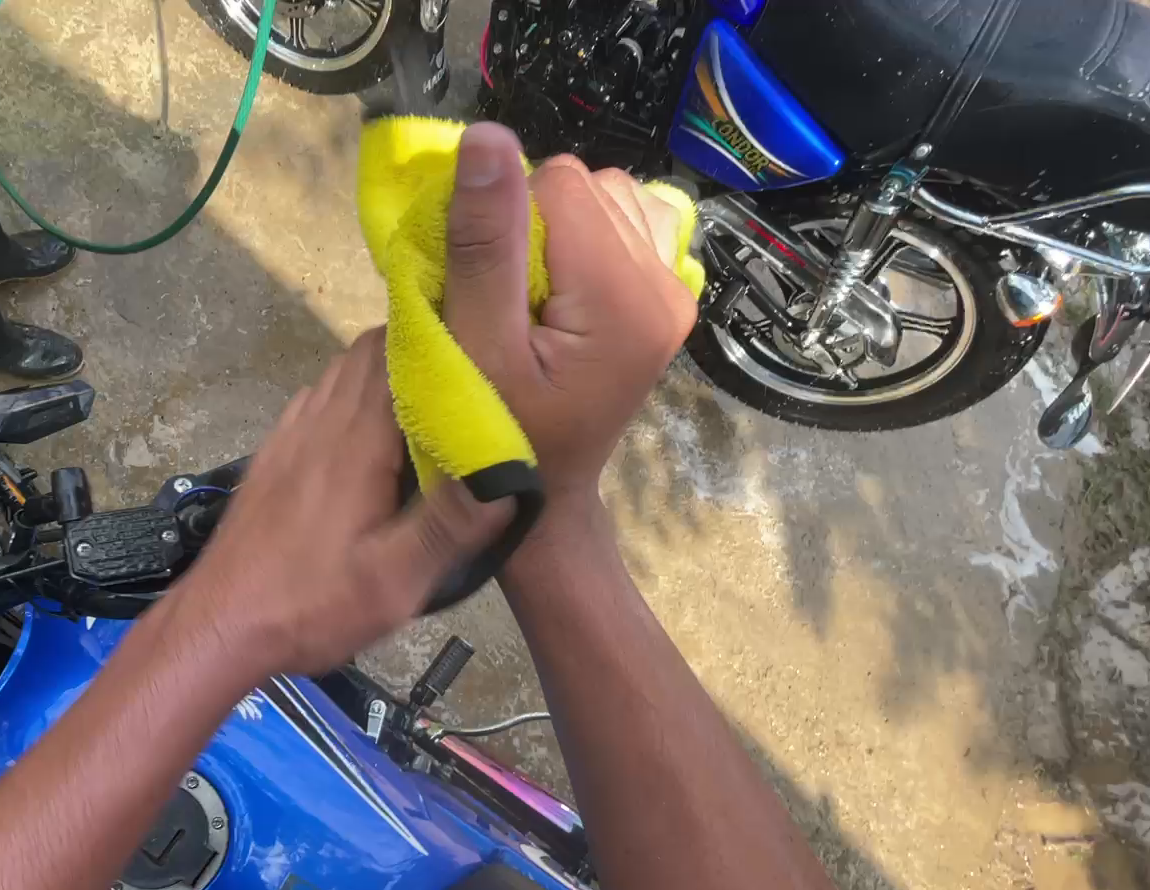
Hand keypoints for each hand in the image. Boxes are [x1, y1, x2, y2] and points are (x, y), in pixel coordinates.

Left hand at [168, 332, 510, 674]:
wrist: (220, 624)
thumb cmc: (310, 605)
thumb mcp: (393, 581)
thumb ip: (449, 525)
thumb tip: (507, 476)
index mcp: (354, 442)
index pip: (394, 352)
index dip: (437, 340)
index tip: (477, 348)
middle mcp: (317, 423)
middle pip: (365, 353)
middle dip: (414, 353)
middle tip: (459, 381)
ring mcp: (287, 437)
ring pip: (337, 375)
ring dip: (379, 376)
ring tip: (421, 407)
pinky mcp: (270, 459)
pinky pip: (313, 404)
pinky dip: (345, 401)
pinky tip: (362, 442)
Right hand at [442, 123, 697, 511]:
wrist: (543, 492)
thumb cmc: (497, 434)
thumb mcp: (476, 349)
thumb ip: (482, 248)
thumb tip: (485, 137)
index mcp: (625, 298)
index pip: (557, 184)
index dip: (502, 227)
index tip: (485, 292)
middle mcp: (667, 282)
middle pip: (585, 186)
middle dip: (530, 231)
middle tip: (508, 306)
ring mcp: (673, 289)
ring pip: (601, 199)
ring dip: (552, 239)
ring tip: (532, 307)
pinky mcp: (664, 296)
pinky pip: (619, 226)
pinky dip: (579, 249)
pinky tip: (561, 301)